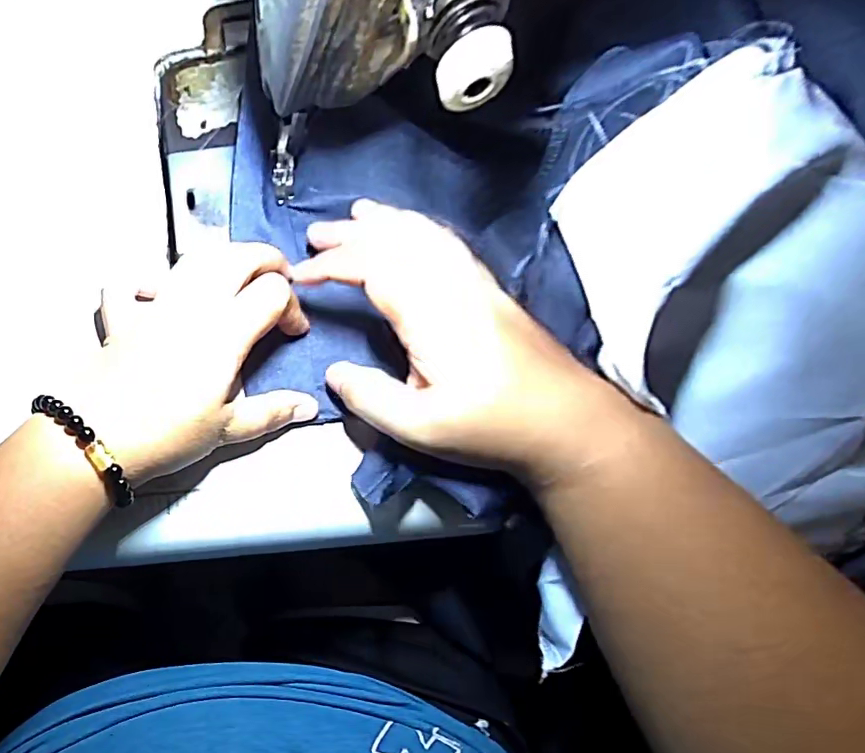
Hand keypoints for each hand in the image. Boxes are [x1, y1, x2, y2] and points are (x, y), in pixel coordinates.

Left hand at [66, 243, 318, 482]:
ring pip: (193, 257)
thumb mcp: (227, 429)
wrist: (100, 435)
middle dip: (266, 260)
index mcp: (225, 330)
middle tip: (277, 281)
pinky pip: (131, 280)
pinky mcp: (123, 316)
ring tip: (233, 278)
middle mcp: (192, 305)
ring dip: (221, 258)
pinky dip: (146, 278)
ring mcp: (154, 305)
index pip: (272, 292)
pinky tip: (153, 291)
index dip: (292, 307)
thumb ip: (271, 412)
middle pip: (238, 256)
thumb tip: (306, 406)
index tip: (292, 332)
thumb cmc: (166, 434)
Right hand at [292, 199, 639, 489]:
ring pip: (426, 234)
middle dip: (353, 233)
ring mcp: (475, 284)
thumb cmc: (491, 427)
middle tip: (315, 234)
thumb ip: (370, 398)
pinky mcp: (488, 291)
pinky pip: (447, 243)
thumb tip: (335, 372)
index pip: (374, 268)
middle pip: (399, 240)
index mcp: (432, 315)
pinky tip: (410, 233)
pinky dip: (418, 229)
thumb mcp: (419, 427)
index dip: (332, 265)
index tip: (299, 276)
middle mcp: (454, 287)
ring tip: (357, 214)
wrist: (564, 420)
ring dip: (386, 222)